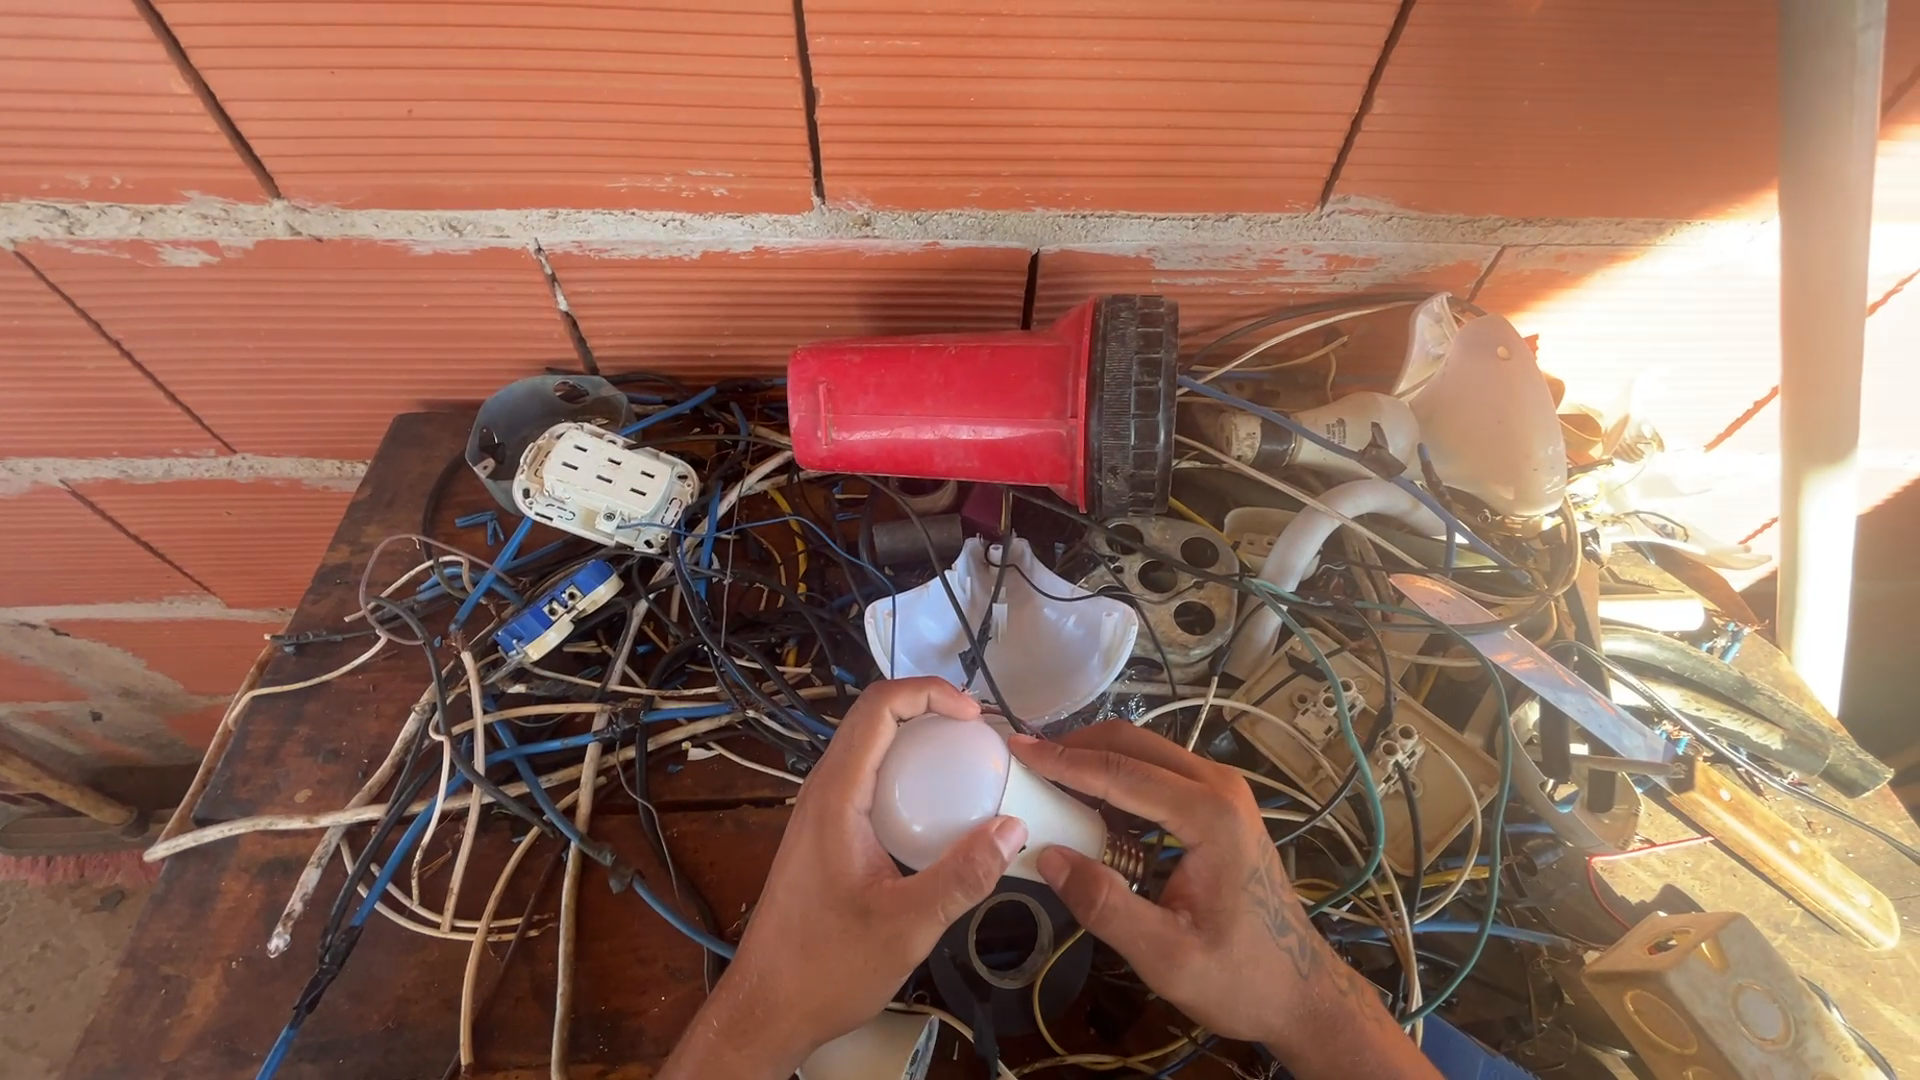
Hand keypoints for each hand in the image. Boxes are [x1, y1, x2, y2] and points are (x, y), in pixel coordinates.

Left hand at [660, 678, 1026, 1079]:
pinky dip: (904, 765)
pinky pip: (867, 773)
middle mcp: (824, 788)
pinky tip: (934, 802)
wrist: (767, 1007)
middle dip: (927, 705)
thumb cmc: (827, 967)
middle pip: (872, 715)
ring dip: (915, 733)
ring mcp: (821, 807)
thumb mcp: (907, 926)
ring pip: (868, 742)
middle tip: (977, 731)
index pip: (877, 708)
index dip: (928, 693)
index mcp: (836, 794)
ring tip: (963, 756)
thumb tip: (1013, 829)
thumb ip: (962, 878)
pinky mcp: (826, 828)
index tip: (973, 716)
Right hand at [1010, 722, 1437, 1078]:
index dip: (1063, 759)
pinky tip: (1087, 799)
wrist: (1303, 989)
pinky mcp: (1217, 800)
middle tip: (1025, 759)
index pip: (1121, 770)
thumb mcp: (1166, 957)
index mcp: (1208, 814)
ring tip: (1046, 776)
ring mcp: (1221, 787)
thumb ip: (1106, 906)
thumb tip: (1048, 856)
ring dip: (1093, 756)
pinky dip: (1115, 774)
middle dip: (1075, 746)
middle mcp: (1217, 784)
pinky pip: (1155, 769)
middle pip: (1132, 742)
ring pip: (1143, 748)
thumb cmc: (1241, 977)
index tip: (1016, 747)